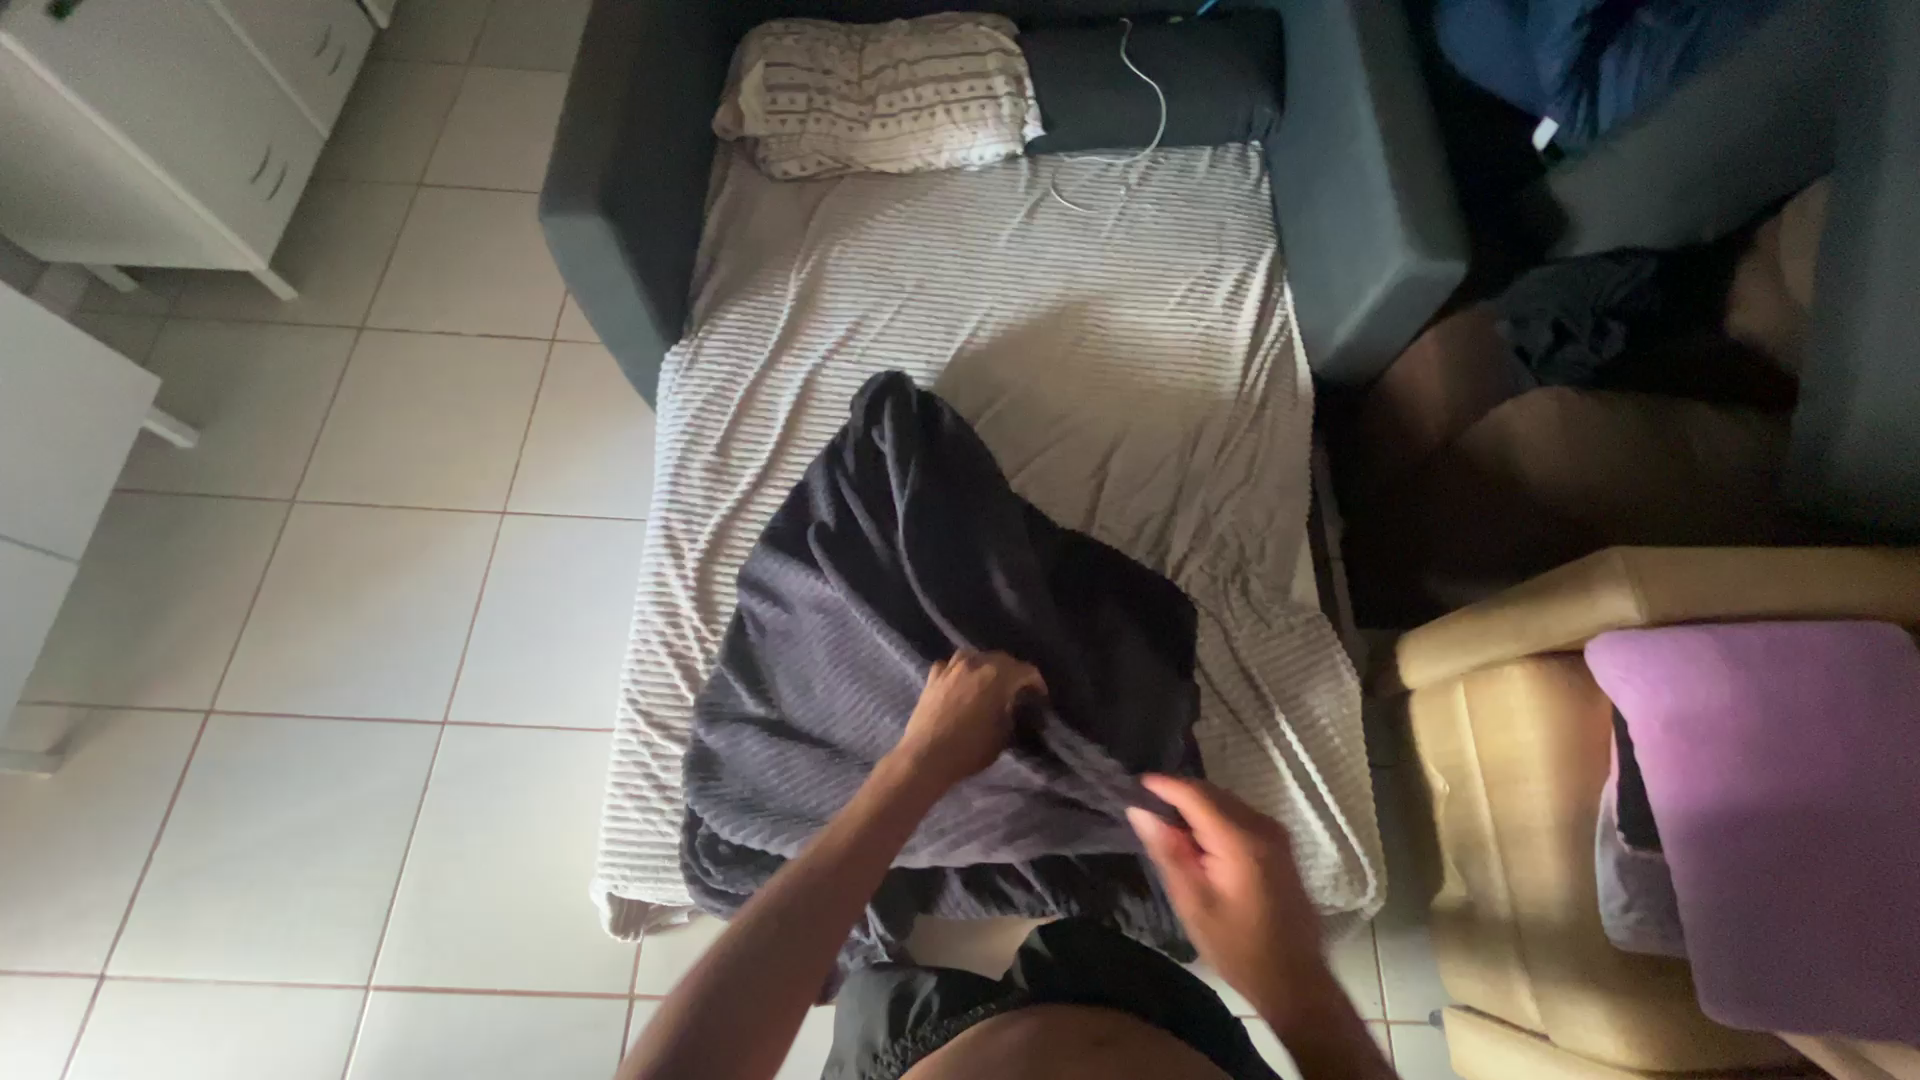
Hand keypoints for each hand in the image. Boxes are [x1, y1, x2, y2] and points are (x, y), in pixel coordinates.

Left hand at [890, 649, 1044, 790]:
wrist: (927, 756)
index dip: (1036, 683)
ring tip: (989, 680)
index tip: (1040, 696)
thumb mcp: (1003, 735)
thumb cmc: (970, 748)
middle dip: (1013, 672)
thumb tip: (1012, 707)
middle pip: (1001, 658)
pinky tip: (960, 681)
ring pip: (974, 655)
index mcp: (998, 676)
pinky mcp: (933, 678)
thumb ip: (1012, 714)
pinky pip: (950, 665)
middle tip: (1018, 690)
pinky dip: (959, 670)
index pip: (1025, 671)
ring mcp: (951, 668)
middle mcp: (975, 664)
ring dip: (985, 665)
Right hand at [1127, 774, 1333, 1028]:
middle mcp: (1262, 827)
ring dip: (1194, 805)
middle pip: (1211, 793)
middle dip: (1177, 794)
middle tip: (1143, 806)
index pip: (1195, 794)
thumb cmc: (1238, 948)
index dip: (1163, 785)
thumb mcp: (1193, 903)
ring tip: (1163, 822)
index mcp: (1240, 840)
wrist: (1295, 981)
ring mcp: (1275, 834)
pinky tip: (1195, 838)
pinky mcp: (1279, 845)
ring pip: (1225, 801)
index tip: (1132, 786)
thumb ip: (1167, 851)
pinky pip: (1238, 815)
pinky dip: (1213, 816)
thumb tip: (1139, 811)